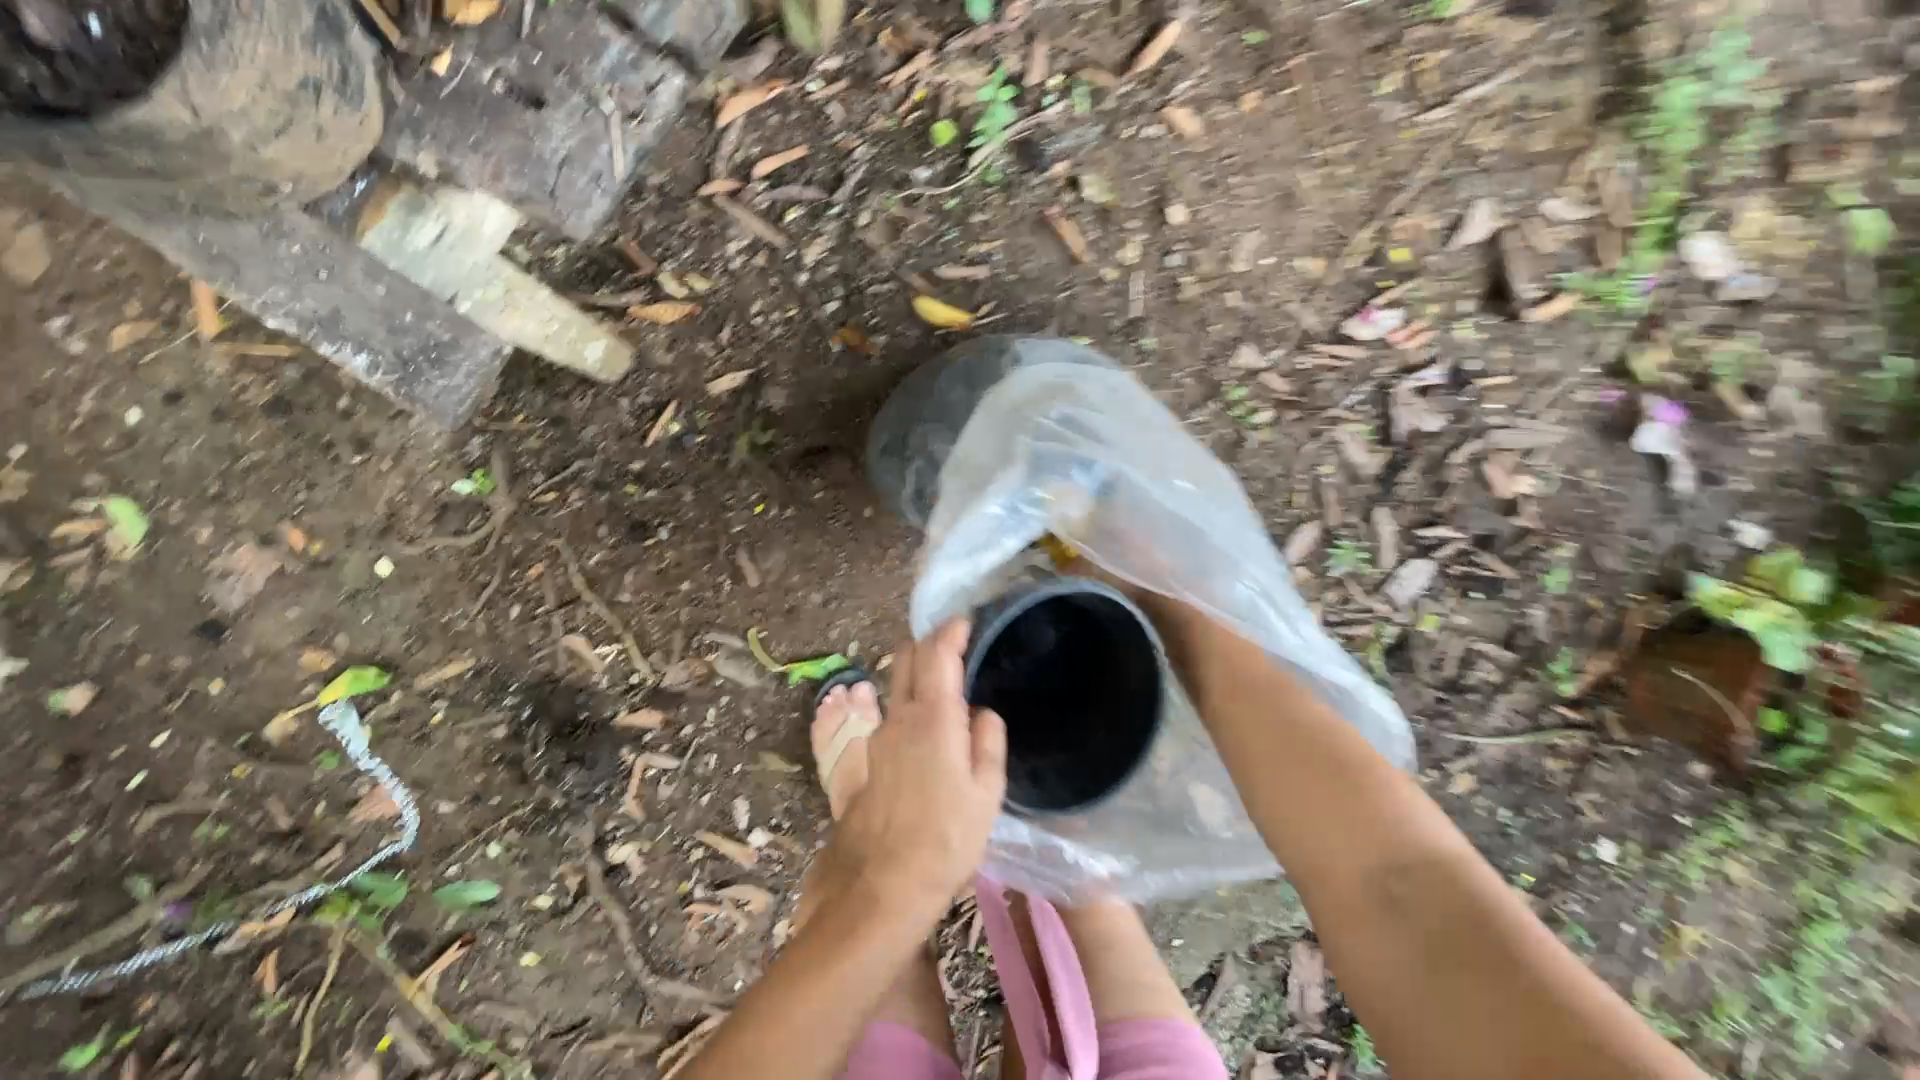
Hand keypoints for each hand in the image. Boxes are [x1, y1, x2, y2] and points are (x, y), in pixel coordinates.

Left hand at [816, 618, 1006, 919]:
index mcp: (934, 717)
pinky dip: (909, 703)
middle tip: (957, 648)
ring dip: (916, 674)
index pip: (937, 653)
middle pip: (906, 658)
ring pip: (894, 685)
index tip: (967, 621)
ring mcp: (879, 737)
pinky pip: (890, 714)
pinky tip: (928, 729)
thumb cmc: (948, 838)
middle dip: (929, 644)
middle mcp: (900, 717)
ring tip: (947, 689)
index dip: (951, 631)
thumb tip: (981, 713)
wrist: (884, 883)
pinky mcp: (869, 758)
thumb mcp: (987, 792)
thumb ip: (987, 742)